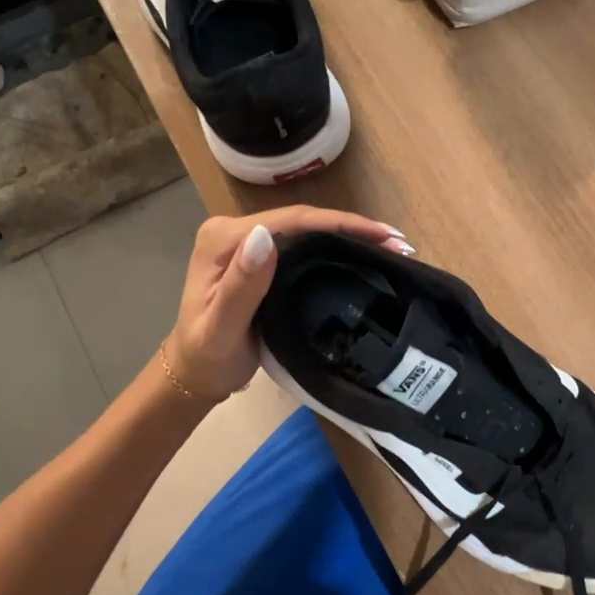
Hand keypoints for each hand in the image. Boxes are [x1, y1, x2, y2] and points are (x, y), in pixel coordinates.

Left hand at [162, 206, 409, 403]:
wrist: (194, 374)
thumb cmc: (209, 356)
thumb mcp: (222, 326)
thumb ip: (242, 283)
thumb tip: (266, 236)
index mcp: (224, 238)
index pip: (290, 220)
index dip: (339, 224)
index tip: (382, 235)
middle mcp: (235, 231)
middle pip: (303, 220)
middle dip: (353, 228)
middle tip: (400, 243)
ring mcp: (248, 242)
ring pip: (307, 230)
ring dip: (350, 235)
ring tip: (392, 247)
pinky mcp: (261, 257)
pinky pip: (303, 244)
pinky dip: (336, 246)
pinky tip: (364, 254)